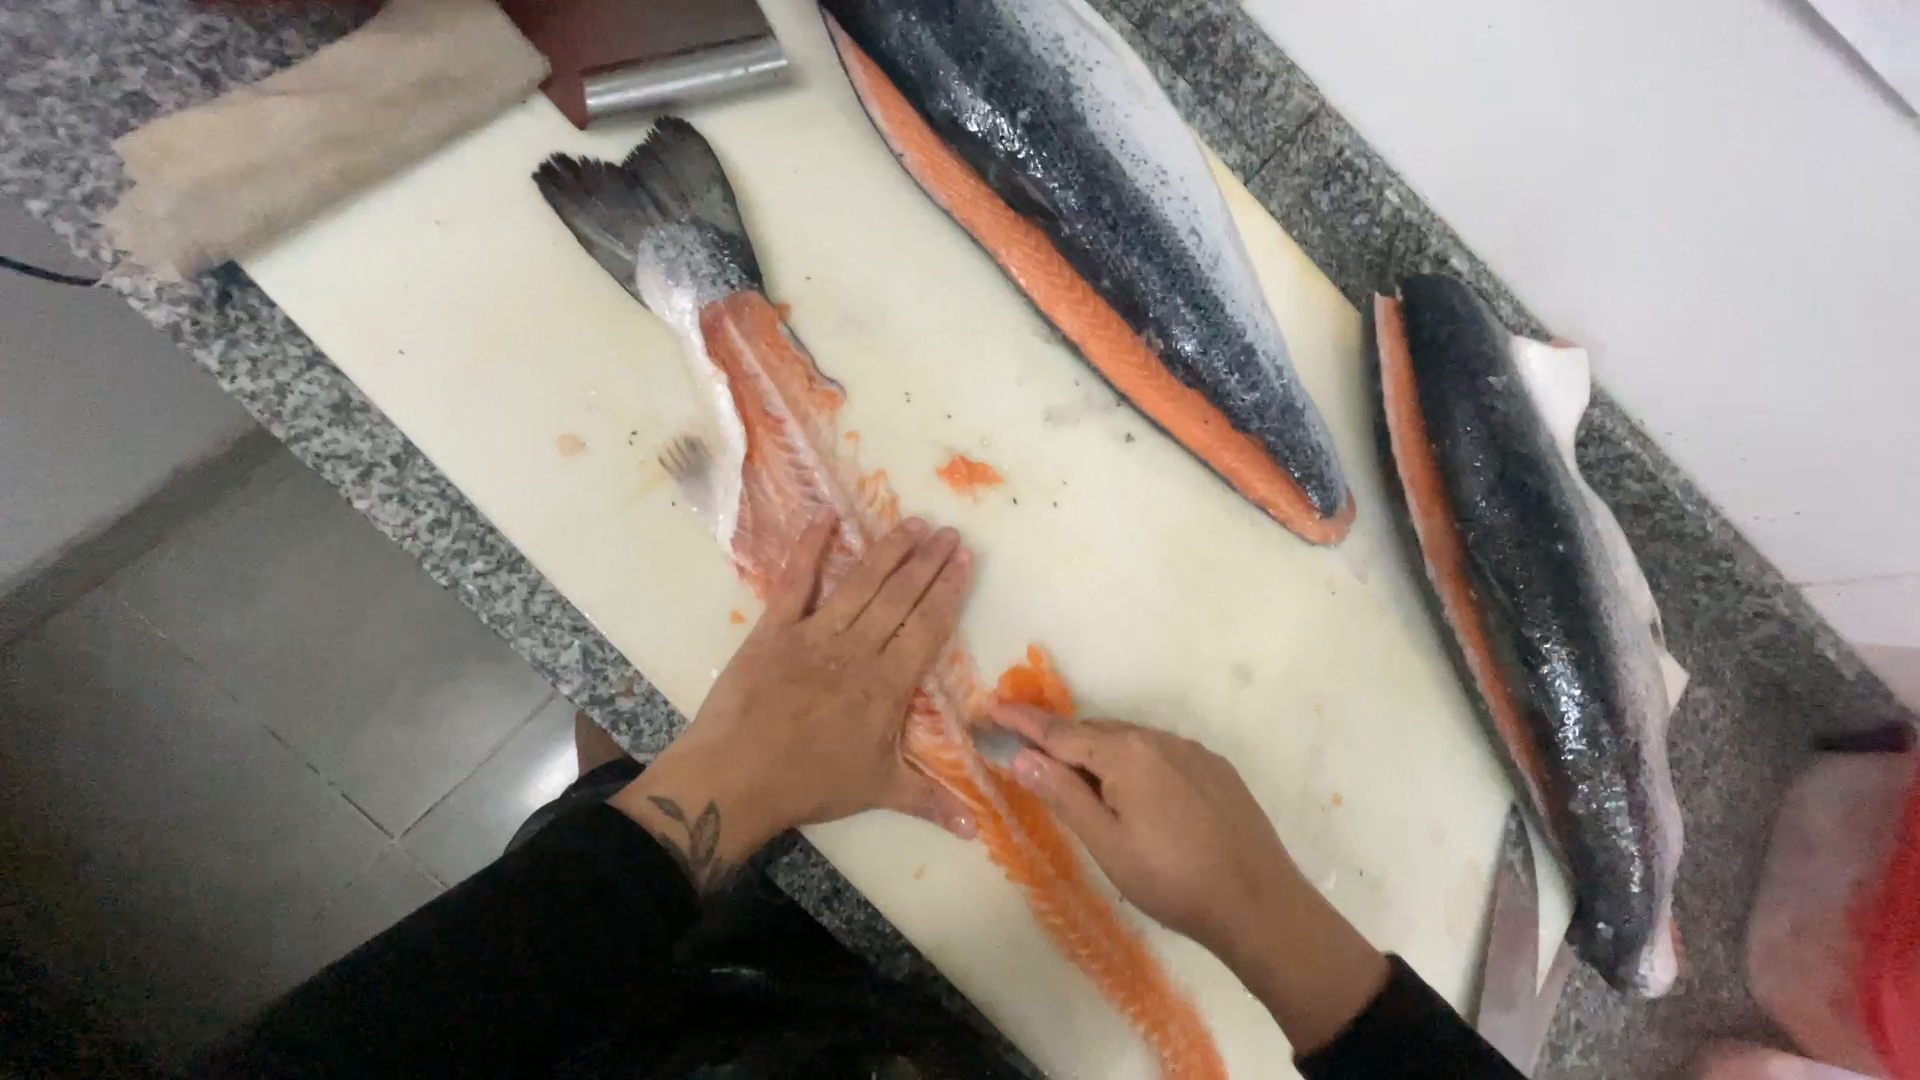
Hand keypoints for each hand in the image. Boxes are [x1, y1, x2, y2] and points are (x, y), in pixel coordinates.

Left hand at [610, 513, 976, 891]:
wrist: (735, 778)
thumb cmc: (810, 784)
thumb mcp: (879, 791)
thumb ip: (932, 799)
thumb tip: (981, 829)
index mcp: (887, 684)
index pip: (927, 626)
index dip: (947, 589)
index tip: (963, 558)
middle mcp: (857, 649)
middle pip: (900, 596)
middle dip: (927, 561)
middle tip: (948, 531)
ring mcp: (814, 633)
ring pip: (860, 582)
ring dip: (888, 550)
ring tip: (912, 522)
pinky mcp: (774, 627)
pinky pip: (794, 580)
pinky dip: (809, 546)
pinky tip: (826, 516)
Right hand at [996, 706, 1388, 1055]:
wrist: (1261, 905)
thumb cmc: (1172, 880)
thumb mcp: (1107, 843)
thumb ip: (1063, 794)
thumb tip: (1021, 756)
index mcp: (1126, 753)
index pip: (1061, 732)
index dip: (1024, 722)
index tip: (994, 707)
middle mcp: (1158, 739)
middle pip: (1096, 733)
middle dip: (1062, 744)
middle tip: (1036, 766)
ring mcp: (1191, 751)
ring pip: (1130, 741)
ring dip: (1100, 756)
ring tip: (1089, 792)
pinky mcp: (1215, 768)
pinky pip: (1160, 753)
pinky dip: (1135, 764)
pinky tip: (1141, 799)